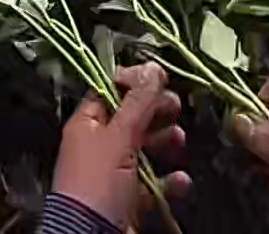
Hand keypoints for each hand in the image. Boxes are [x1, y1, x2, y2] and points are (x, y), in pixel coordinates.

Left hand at [51, 63, 191, 228]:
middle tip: (176, 105)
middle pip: (131, 116)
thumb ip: (138, 102)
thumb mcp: (119, 136)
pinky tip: (181, 180)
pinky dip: (168, 181)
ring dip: (164, 140)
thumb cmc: (99, 182)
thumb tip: (154, 68)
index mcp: (88, 122)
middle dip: (155, 109)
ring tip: (180, 139)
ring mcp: (113, 173)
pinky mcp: (127, 201)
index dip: (134, 80)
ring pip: (143, 147)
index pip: (110, 88)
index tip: (159, 76)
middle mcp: (99, 144)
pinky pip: (151, 184)